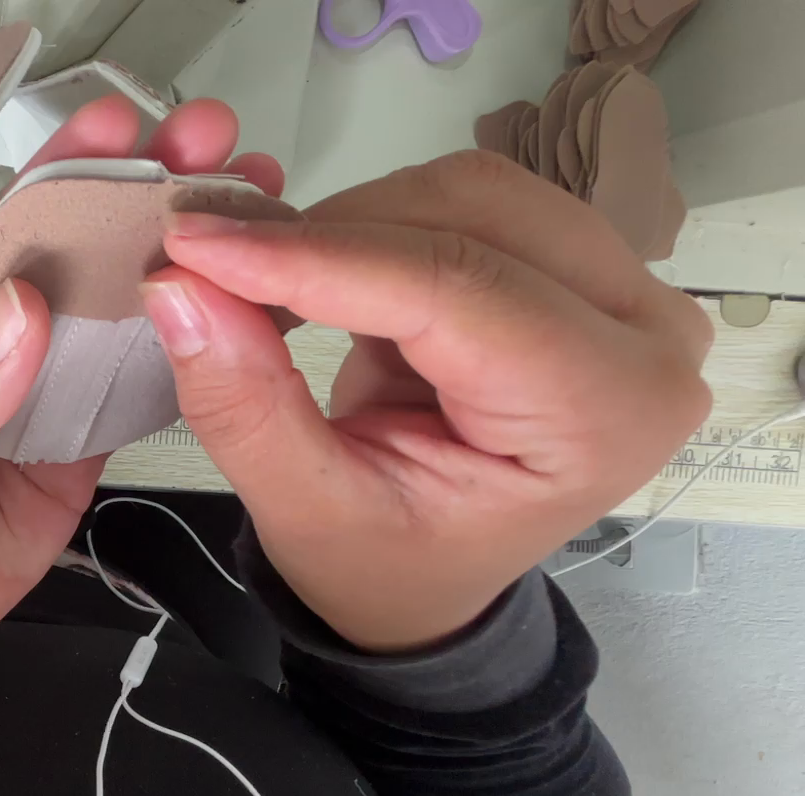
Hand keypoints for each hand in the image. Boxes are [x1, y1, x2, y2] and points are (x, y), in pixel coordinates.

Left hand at [0, 97, 278, 650]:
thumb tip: (19, 308)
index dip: (49, 180)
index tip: (108, 133)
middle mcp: (2, 352)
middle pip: (73, 259)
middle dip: (136, 195)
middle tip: (207, 145)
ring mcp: (51, 392)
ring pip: (120, 311)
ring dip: (178, 259)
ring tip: (248, 203)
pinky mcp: (86, 436)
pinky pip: (143, 384)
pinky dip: (193, 349)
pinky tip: (245, 309)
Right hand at [141, 150, 713, 651]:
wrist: (417, 579)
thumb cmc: (374, 566)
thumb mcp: (297, 507)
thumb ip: (241, 405)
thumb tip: (177, 291)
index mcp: (600, 413)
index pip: (452, 290)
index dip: (312, 261)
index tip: (192, 249)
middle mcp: (639, 333)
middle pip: (474, 214)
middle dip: (324, 233)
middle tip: (210, 269)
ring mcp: (610, 294)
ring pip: (465, 195)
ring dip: (338, 226)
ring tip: (251, 283)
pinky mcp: (560, 277)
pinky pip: (450, 214)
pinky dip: (353, 234)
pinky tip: (297, 282)